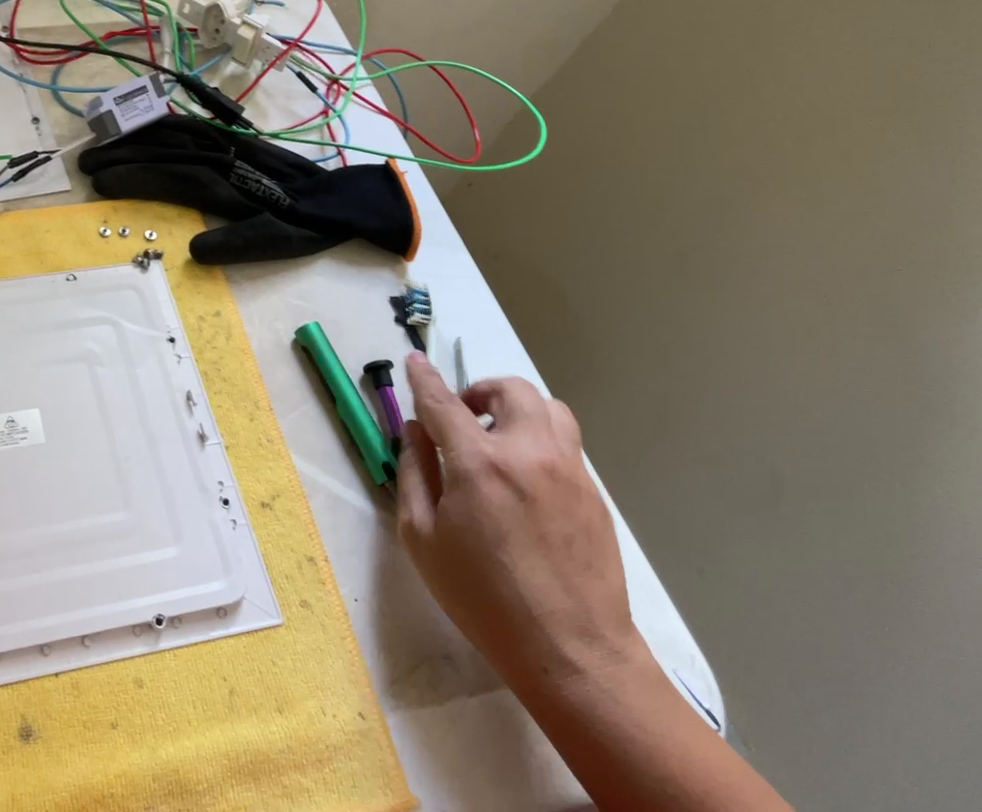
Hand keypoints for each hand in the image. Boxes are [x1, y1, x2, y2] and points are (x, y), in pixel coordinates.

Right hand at [395, 352, 641, 692]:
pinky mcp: (593, 492)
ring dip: (516, 409)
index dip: (424, 378)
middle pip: (509, 390)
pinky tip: (522, 479)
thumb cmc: (480, 596)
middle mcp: (528, 452)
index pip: (443, 402)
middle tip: (460, 415)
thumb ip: (414, 475)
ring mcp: (569, 470)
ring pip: (548, 408)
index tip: (415, 360)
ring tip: (496, 438)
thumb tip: (415, 434)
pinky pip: (565, 443)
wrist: (569, 647)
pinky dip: (537, 440)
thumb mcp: (421, 538)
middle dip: (478, 390)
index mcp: (478, 463)